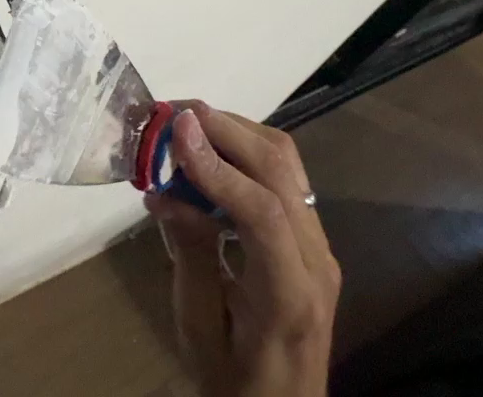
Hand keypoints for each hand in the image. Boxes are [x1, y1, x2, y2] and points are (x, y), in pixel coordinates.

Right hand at [144, 101, 339, 396]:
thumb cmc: (233, 378)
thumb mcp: (198, 326)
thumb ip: (189, 255)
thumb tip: (165, 192)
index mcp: (288, 294)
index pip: (263, 212)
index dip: (217, 165)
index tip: (175, 129)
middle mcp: (315, 259)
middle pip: (280, 170)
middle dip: (223, 129)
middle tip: (168, 113)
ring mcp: (318, 245)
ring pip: (285, 163)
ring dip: (233, 132)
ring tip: (182, 126)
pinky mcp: (309, 238)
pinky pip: (281, 177)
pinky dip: (240, 152)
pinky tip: (204, 155)